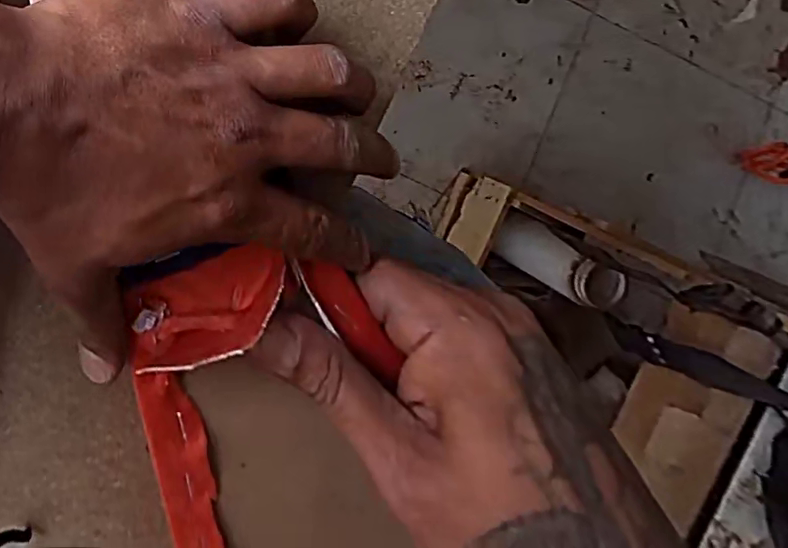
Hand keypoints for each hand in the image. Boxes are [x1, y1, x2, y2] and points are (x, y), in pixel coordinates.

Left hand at [0, 0, 397, 383]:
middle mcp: (247, 133)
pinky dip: (294, 10)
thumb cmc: (41, 186)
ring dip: (346, 80)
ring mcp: (228, 67)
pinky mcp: (200, 15)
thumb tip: (105, 370)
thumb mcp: (71, 267)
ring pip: (326, 69)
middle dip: (370, 152)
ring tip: (347, 85)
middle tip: (374, 153)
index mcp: (226, 200)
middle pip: (341, 141)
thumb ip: (99, 321)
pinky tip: (290, 17)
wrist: (9, 100)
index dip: (345, 239)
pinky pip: (275, 3)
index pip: (312, 228)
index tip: (360, 239)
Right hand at [247, 261, 676, 547]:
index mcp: (461, 325)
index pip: (356, 265)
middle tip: (350, 378)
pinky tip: (427, 398)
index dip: (317, 289)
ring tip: (393, 398)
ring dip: (386, 337)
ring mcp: (515, 326)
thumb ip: (326, 378)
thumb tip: (263, 326)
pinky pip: (447, 319)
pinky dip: (420, 345)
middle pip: (385, 280)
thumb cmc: (512, 531)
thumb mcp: (399, 459)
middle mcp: (493, 309)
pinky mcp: (524, 346)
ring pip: (413, 300)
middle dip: (354, 321)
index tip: (290, 317)